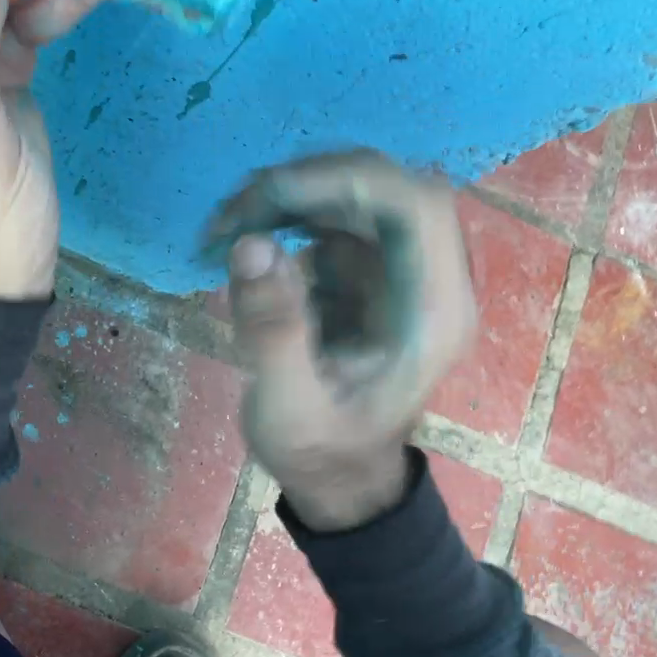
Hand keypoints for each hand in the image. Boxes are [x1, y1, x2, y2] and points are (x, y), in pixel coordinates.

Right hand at [209, 152, 477, 530]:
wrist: (336, 474)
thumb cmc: (322, 450)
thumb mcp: (289, 408)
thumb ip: (273, 331)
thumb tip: (249, 244)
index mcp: (432, 311)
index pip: (415, 207)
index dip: (345, 181)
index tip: (268, 196)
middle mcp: (424, 276)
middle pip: (380, 186)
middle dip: (302, 185)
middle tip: (230, 216)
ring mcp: (394, 268)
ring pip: (351, 192)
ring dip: (285, 194)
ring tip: (223, 226)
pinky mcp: (361, 267)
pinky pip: (327, 213)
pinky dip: (279, 211)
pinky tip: (238, 236)